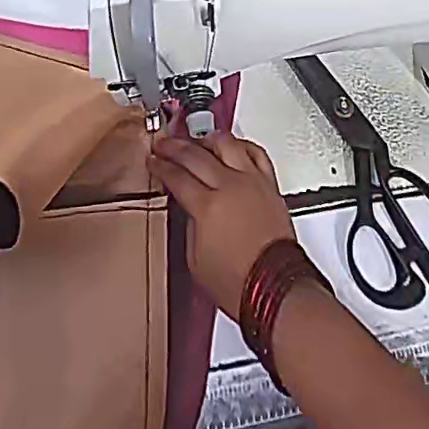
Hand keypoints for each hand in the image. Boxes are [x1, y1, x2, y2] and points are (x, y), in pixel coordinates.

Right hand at [149, 132, 296, 318]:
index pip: (177, 176)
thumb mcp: (195, 260)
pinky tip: (234, 146)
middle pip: (196, 155)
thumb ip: (190, 225)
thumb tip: (189, 208)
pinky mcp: (270, 185)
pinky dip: (242, 145)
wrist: (274, 289)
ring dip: (207, 139)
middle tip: (165, 144)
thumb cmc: (240, 282)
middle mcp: (230, 187)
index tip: (154, 161)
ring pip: (227, 144)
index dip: (161, 166)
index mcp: (207, 207)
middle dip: (175, 147)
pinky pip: (256, 153)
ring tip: (197, 140)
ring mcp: (252, 182)